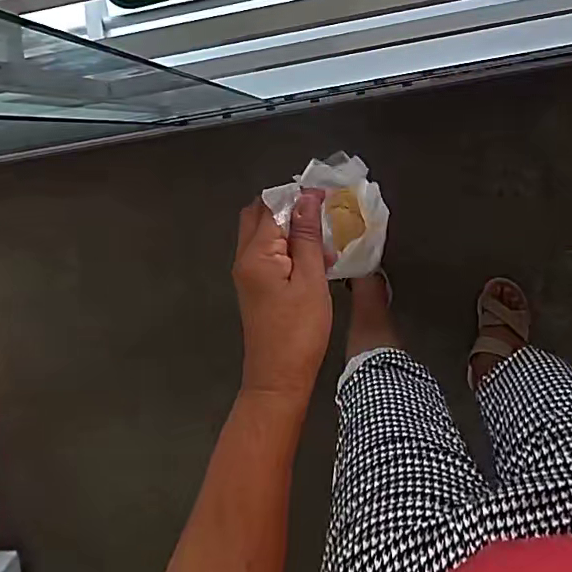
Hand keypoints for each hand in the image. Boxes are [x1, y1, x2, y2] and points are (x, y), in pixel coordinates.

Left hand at [232, 190, 332, 402]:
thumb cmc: (299, 331)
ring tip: (322, 234)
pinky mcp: (255, 285)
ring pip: (264, 232)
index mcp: (256, 254)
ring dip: (290, 226)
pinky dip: (288, 245)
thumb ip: (308, 236)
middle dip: (289, 205)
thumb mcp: (311, 280)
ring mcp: (247, 273)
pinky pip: (268, 252)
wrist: (278, 378)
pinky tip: (315, 257)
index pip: (272, 206)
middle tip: (321, 209)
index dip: (298, 195)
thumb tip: (307, 198)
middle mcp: (245, 258)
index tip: (326, 193)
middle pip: (260, 214)